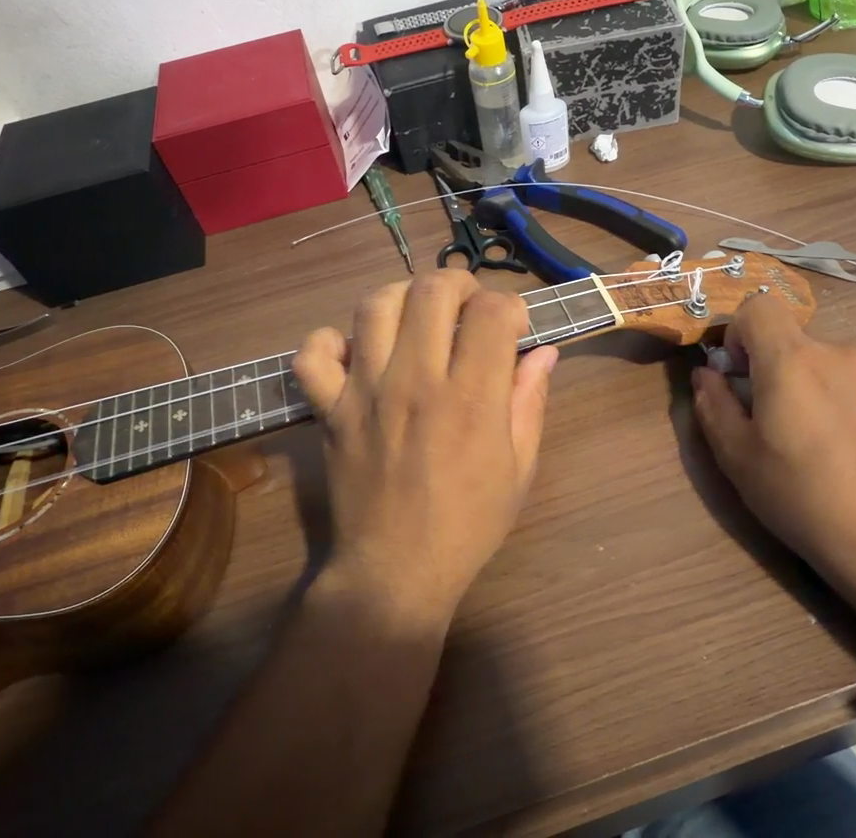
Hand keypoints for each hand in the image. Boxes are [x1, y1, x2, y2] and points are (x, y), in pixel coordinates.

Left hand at [292, 270, 558, 627]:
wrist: (395, 572)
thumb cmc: (468, 524)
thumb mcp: (518, 469)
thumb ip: (530, 403)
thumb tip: (541, 353)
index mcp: (472, 398)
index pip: (492, 310)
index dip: (509, 306)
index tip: (511, 327)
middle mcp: (417, 381)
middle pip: (431, 290)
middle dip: (458, 284)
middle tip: (466, 309)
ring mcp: (365, 392)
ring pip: (375, 306)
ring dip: (402, 298)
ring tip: (416, 319)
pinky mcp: (329, 409)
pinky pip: (314, 353)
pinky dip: (330, 341)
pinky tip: (357, 354)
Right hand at [690, 293, 855, 592]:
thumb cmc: (802, 500)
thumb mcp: (738, 460)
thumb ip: (714, 406)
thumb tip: (706, 374)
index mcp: (791, 361)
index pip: (759, 307)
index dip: (743, 333)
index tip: (743, 374)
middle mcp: (842, 353)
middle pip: (801, 345)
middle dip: (786, 374)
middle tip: (786, 429)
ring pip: (841, 367)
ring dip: (828, 391)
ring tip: (834, 448)